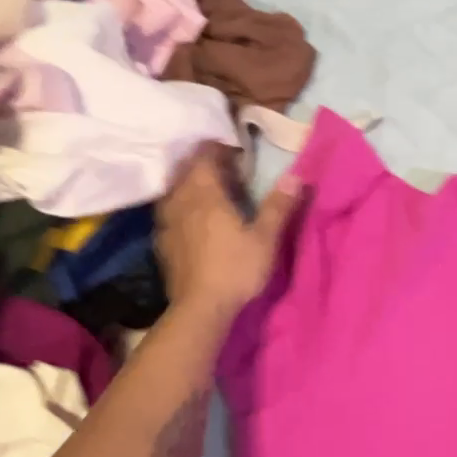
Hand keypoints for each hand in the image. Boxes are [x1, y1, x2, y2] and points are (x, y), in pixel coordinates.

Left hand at [155, 143, 301, 320]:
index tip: (235, 152)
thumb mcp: (266, 238)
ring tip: (207, 191)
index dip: (218, 149)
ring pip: (173, 190)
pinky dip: (180, 206)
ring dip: (189, 184)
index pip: (204, 156)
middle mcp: (181, 200)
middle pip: (186, 170)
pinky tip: (191, 219)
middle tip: (225, 170)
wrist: (201, 308)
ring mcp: (166, 222)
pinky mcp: (161, 242)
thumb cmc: (236, 269)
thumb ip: (278, 205)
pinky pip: (168, 212)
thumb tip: (296, 176)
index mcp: (205, 193)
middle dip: (203, 164)